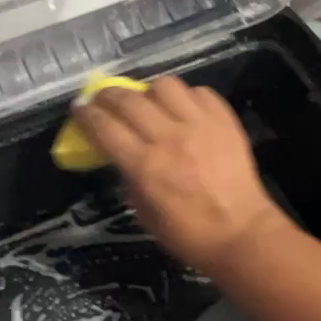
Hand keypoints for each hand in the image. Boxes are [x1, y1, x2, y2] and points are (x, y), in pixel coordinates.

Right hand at [75, 77, 293, 276]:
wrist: (241, 233)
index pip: (105, 127)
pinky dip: (184, 97)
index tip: (79, 108)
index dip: (86, 114)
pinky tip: (181, 110)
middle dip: (108, 95)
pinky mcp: (224, 121)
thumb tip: (122, 155)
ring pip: (164, 86)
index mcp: (145, 167)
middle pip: (128, 100)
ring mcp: (200, 125)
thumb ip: (130, 178)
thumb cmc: (189, 235)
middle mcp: (170, 138)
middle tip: (102, 99)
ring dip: (147, 91)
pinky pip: (198, 92)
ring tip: (146, 102)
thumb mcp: (144, 213)